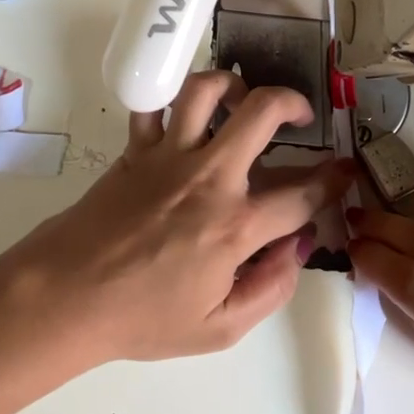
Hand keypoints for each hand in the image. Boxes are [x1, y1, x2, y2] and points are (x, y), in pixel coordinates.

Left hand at [0, 70, 353, 364]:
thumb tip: (295, 248)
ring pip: (205, 90)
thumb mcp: (219, 328)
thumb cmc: (144, 317)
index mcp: (234, 226)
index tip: (344, 171)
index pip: (301, 195)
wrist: (70, 294)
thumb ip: (269, 289)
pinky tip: (183, 114)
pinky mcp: (135, 148)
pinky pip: (153, 105)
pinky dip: (169, 100)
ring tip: (240, 99)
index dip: (332, 180)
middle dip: (292, 102)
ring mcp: (168, 155)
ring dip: (231, 84)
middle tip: (300, 114)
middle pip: (261, 113)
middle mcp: (208, 178)